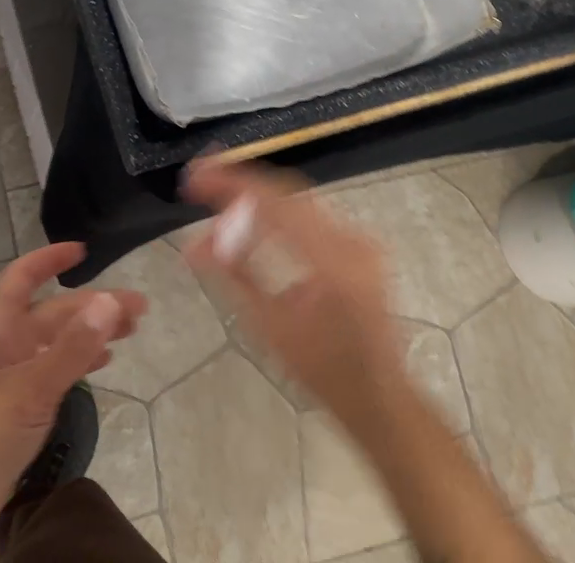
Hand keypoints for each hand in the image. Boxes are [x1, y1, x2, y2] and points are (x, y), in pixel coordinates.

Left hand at [0, 243, 147, 560]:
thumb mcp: (28, 391)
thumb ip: (70, 349)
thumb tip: (109, 300)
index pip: (22, 278)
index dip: (49, 259)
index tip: (84, 250)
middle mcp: (0, 345)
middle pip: (50, 313)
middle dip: (91, 305)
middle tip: (139, 309)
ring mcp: (6, 377)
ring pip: (53, 342)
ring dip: (89, 333)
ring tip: (132, 331)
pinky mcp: (13, 408)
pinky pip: (50, 371)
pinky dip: (76, 362)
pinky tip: (102, 362)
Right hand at [178, 160, 407, 432]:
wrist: (380, 396)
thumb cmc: (322, 371)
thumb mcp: (269, 326)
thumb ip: (233, 277)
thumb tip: (194, 244)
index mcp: (331, 260)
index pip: (273, 201)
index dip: (229, 184)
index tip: (194, 178)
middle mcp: (351, 239)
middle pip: (286, 193)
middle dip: (240, 186)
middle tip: (200, 184)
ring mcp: (361, 241)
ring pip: (298, 201)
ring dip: (257, 200)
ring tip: (219, 204)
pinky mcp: (362, 247)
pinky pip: (311, 216)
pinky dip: (278, 215)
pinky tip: (254, 224)